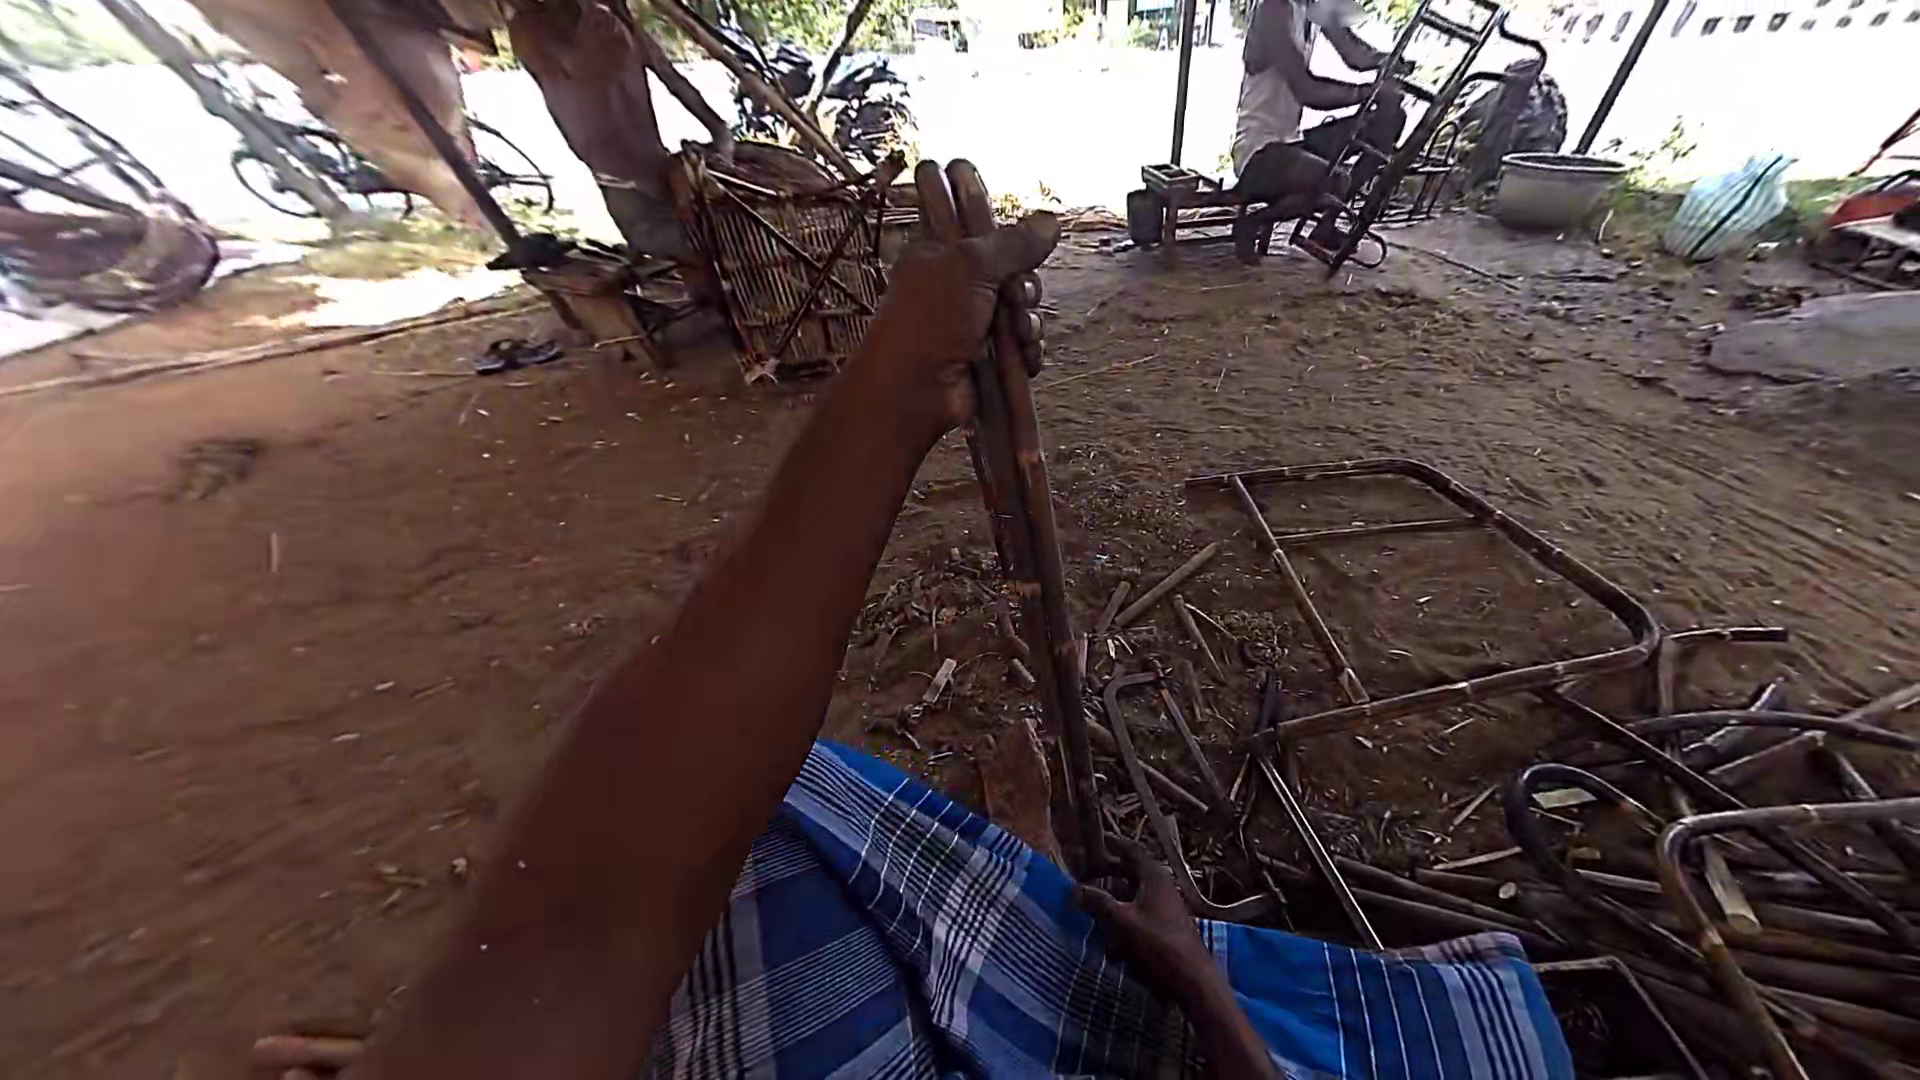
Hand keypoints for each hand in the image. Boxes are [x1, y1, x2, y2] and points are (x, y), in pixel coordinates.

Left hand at [847, 162, 1059, 441]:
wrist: (917, 390)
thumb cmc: (929, 320)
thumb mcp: (969, 266)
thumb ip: (1012, 242)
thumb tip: (1050, 220)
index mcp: (940, 249)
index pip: (970, 214)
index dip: (991, 217)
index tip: (999, 232)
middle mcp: (960, 283)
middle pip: (1013, 265)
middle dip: (1022, 282)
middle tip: (1012, 296)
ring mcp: (977, 321)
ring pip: (1023, 306)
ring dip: (1026, 320)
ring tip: (1014, 333)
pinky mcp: (992, 355)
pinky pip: (1025, 343)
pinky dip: (1027, 350)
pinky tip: (1021, 355)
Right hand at [1075, 842, 1215, 996]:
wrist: (1195, 982)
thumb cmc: (1159, 943)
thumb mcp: (1123, 921)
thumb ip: (1099, 903)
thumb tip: (1075, 889)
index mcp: (1154, 877)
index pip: (1133, 850)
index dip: (1115, 843)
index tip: (1099, 840)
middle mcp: (1162, 887)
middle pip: (1133, 872)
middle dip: (1111, 872)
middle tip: (1089, 871)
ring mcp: (1167, 908)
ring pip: (1136, 894)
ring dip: (1116, 897)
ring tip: (1095, 902)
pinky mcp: (1167, 928)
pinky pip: (1141, 913)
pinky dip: (1125, 917)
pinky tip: (1111, 937)